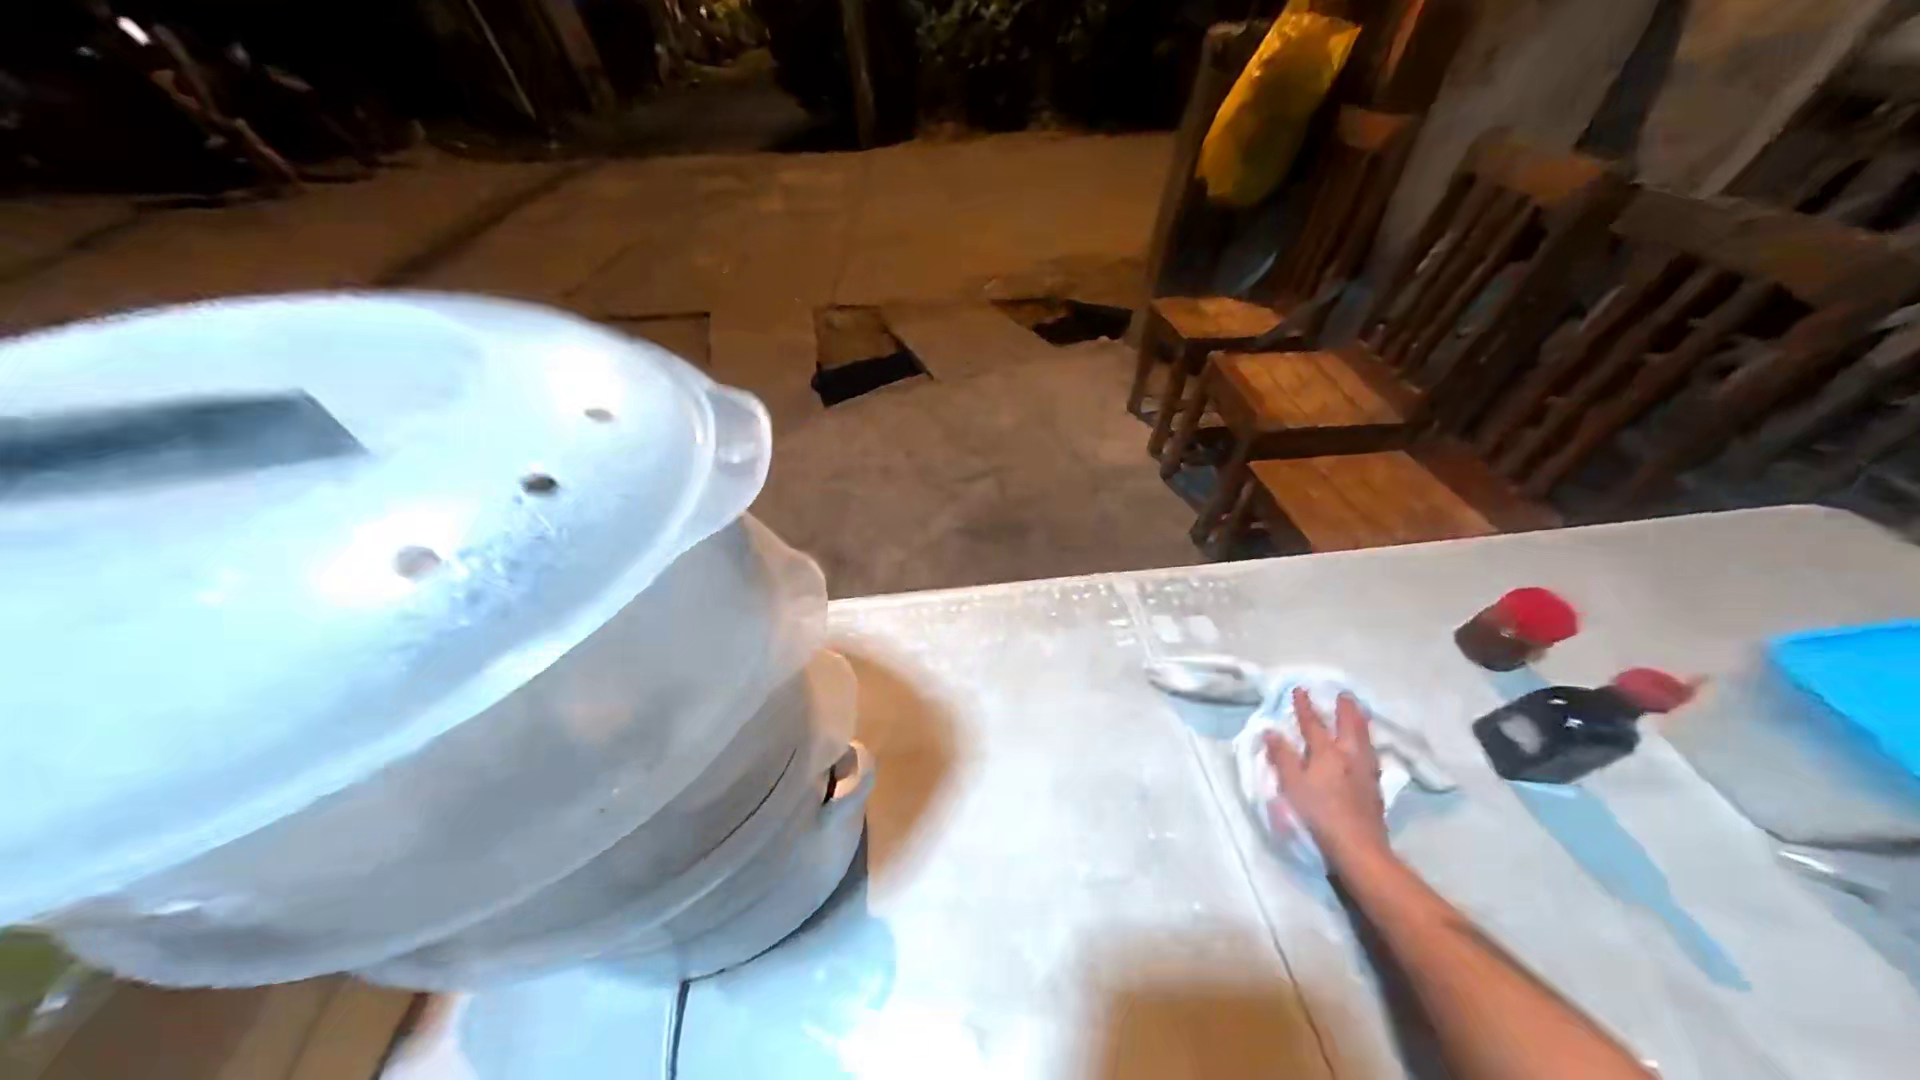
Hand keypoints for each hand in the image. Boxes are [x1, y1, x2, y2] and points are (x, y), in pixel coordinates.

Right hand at [1265, 689, 1390, 872]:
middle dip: (1346, 709)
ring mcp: (1366, 772)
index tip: (1300, 689)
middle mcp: (1350, 756)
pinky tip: (1368, 749)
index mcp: (1327, 752)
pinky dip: (1368, 743)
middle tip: (1345, 694)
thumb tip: (1272, 731)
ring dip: (1361, 723)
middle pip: (1349, 726)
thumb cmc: (1319, 812)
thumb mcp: (1292, 783)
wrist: (1357, 845)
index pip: (1313, 724)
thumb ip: (1282, 756)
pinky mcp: (1374, 788)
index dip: (1305, 706)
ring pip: (1365, 740)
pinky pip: (1372, 755)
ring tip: (1361, 713)